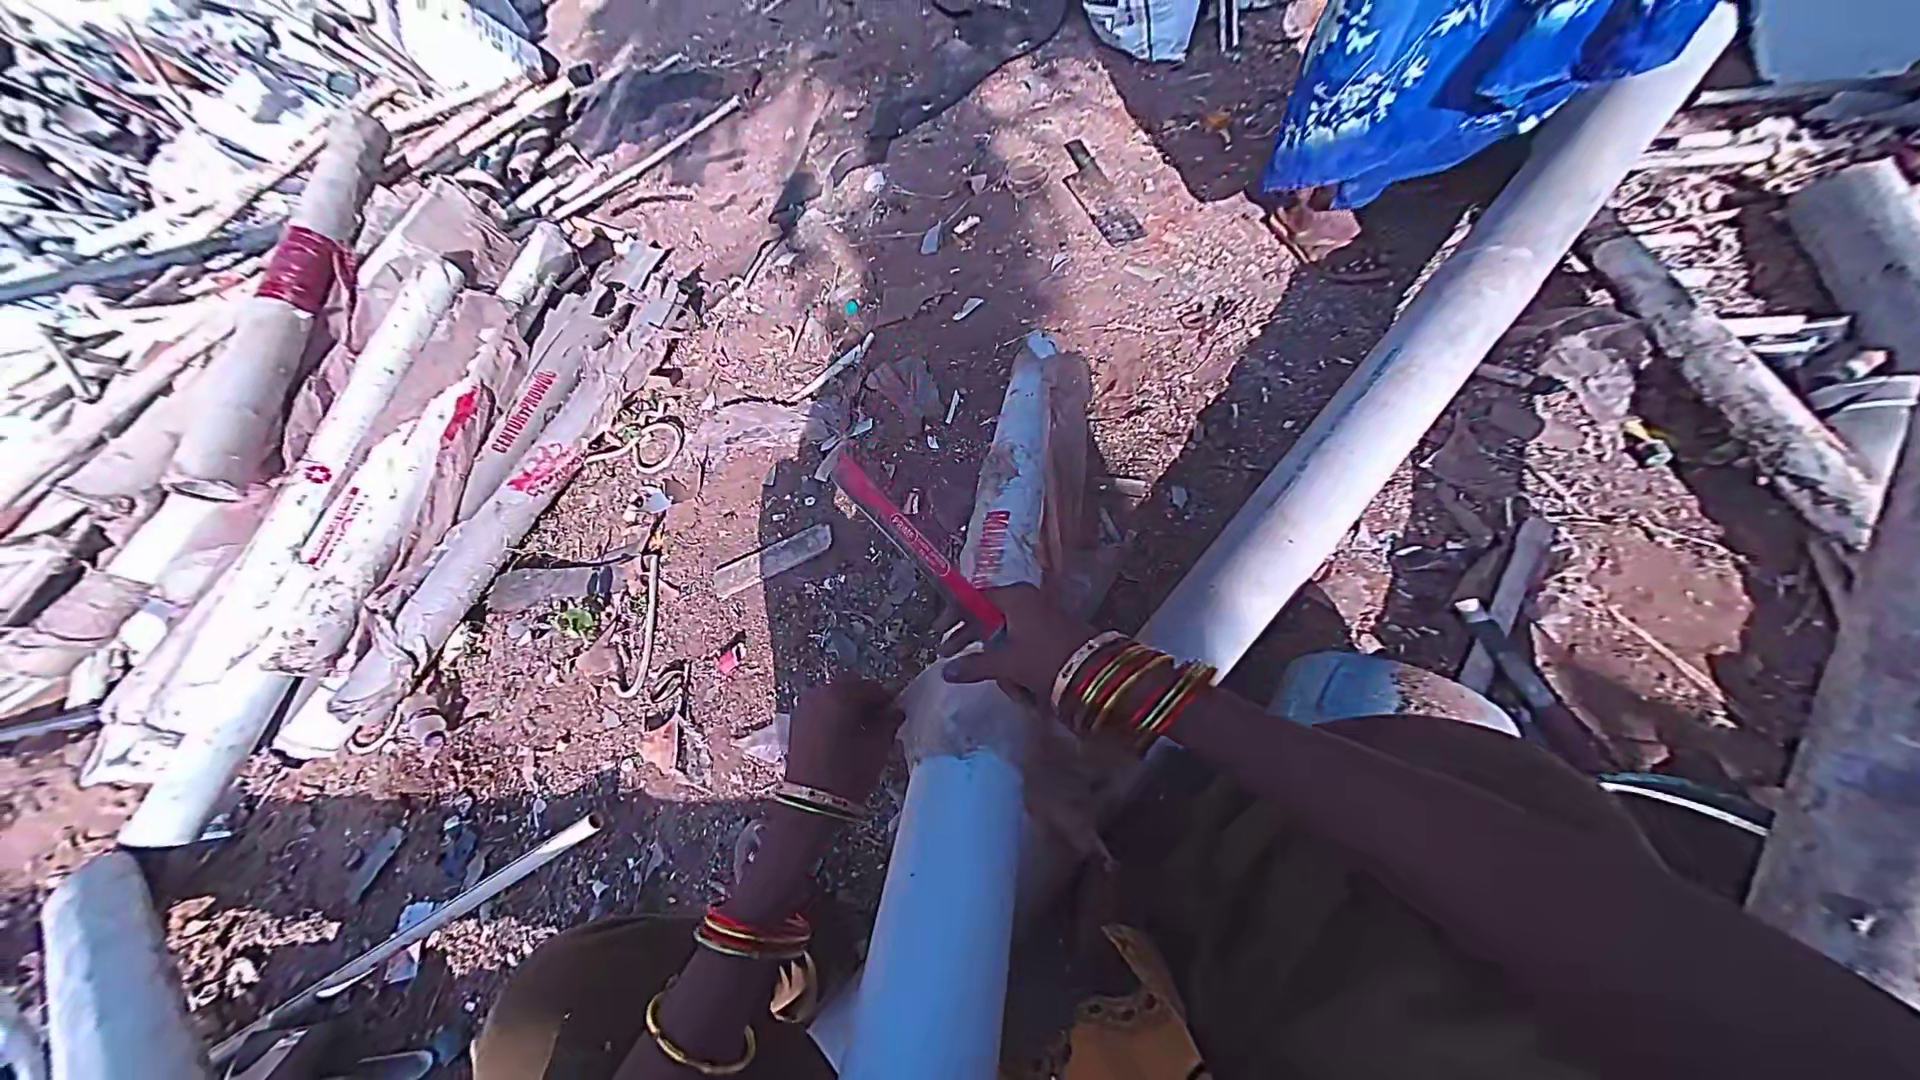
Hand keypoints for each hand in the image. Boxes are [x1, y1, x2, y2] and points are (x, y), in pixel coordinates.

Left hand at [783, 678, 903, 802]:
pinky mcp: (797, 723)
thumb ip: (889, 723)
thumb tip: (894, 713)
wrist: (809, 805)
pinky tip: (845, 735)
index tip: (895, 712)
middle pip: (849, 686)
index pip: (871, 687)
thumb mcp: (877, 748)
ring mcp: (804, 708)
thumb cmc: (846, 775)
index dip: (887, 699)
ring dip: (849, 706)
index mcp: (839, 696)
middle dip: (866, 699)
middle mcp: (818, 695)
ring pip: (834, 696)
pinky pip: (821, 708)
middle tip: (881, 718)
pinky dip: (835, 714)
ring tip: (864, 729)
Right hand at [941, 585, 1099, 708]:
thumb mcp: (1006, 663)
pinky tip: (1027, 692)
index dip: (954, 617)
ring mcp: (1041, 617)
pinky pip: (1024, 649)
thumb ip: (974, 665)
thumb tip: (946, 671)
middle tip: (951, 657)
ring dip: (1004, 668)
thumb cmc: (1046, 658)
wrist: (1096, 673)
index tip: (940, 634)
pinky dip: (1020, 669)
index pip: (973, 599)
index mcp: (1014, 597)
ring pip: (1007, 641)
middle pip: (988, 620)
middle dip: (975, 646)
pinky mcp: (1052, 635)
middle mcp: (1027, 601)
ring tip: (1014, 691)